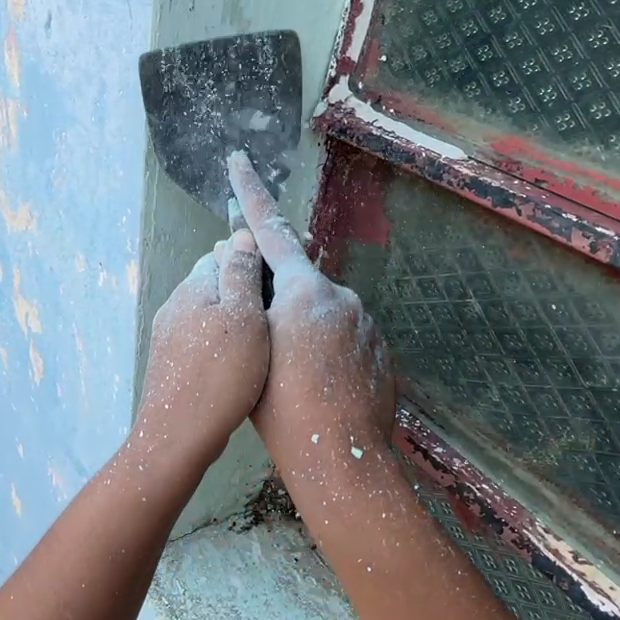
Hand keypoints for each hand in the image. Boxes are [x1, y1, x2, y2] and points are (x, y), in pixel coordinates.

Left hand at [134, 229, 269, 473]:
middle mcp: (175, 306)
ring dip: (235, 322)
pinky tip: (243, 365)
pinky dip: (224, 345)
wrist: (178, 436)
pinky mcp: (171, 363)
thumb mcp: (243, 319)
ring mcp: (169, 336)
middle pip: (215, 285)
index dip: (251, 263)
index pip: (222, 255)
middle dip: (244, 293)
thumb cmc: (219, 376)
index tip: (279, 281)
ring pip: (210, 316)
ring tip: (266, 341)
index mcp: (192, 288)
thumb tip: (240, 235)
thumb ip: (241, 275)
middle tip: (278, 315)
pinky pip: (203, 341)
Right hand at [229, 152, 394, 469]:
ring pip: (320, 313)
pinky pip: (343, 336)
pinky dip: (324, 351)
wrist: (340, 459)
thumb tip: (258, 277)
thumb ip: (256, 302)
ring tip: (289, 378)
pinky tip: (314, 386)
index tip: (239, 160)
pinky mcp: (380, 351)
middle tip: (261, 343)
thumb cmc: (283, 407)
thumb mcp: (253, 347)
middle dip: (275, 300)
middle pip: (297, 281)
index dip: (250, 193)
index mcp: (305, 291)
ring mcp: (366, 324)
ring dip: (301, 331)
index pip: (271, 230)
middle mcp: (341, 297)